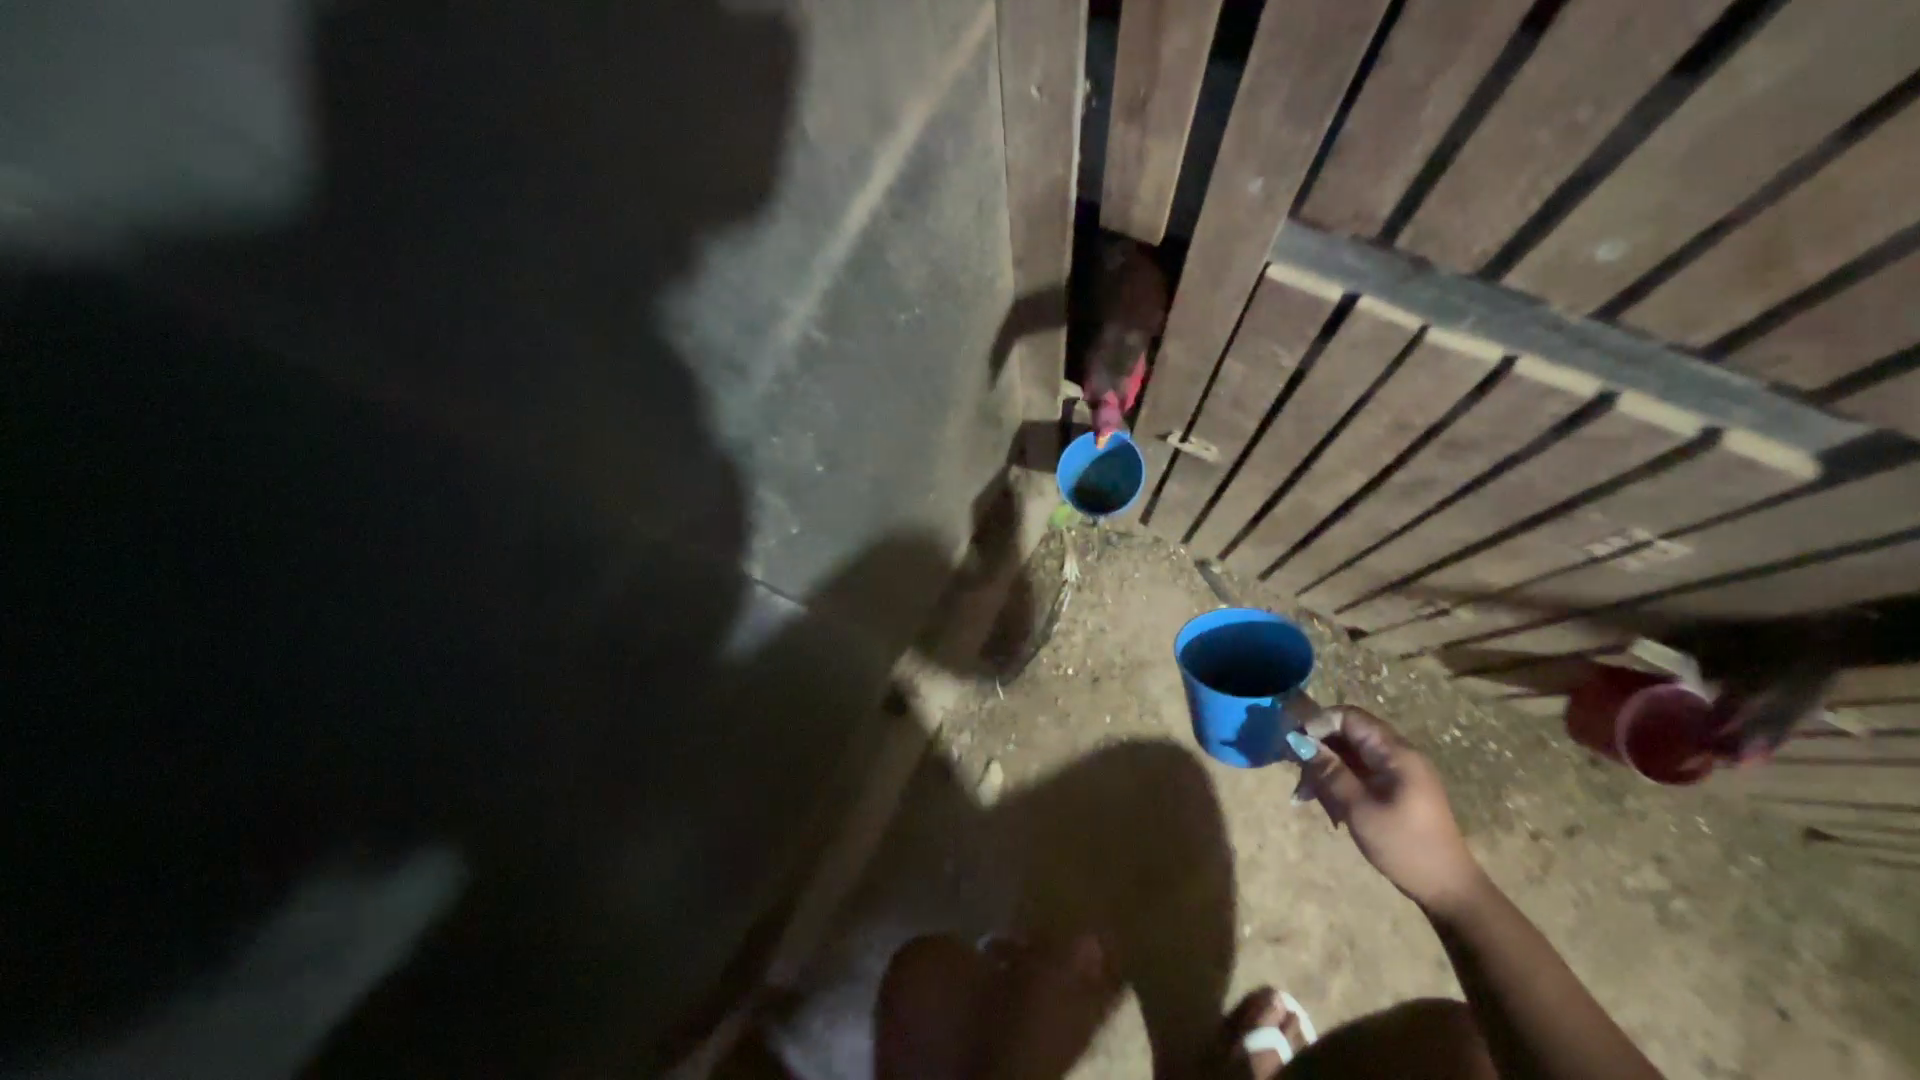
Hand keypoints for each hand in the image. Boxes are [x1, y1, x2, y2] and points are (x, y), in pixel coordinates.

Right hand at [1302, 707, 1487, 913]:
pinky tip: (1328, 808)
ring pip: (1351, 756)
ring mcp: (1398, 773)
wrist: (1447, 887)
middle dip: (1318, 751)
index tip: (1295, 747)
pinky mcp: (1396, 789)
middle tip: (1297, 778)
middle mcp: (1398, 755)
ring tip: (1305, 798)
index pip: (1349, 716)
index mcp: (1395, 752)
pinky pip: (1361, 773)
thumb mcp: (1359, 808)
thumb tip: (1299, 740)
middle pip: (1348, 734)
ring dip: (1325, 771)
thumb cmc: (1403, 845)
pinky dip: (1340, 784)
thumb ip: (1329, 771)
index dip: (1318, 724)